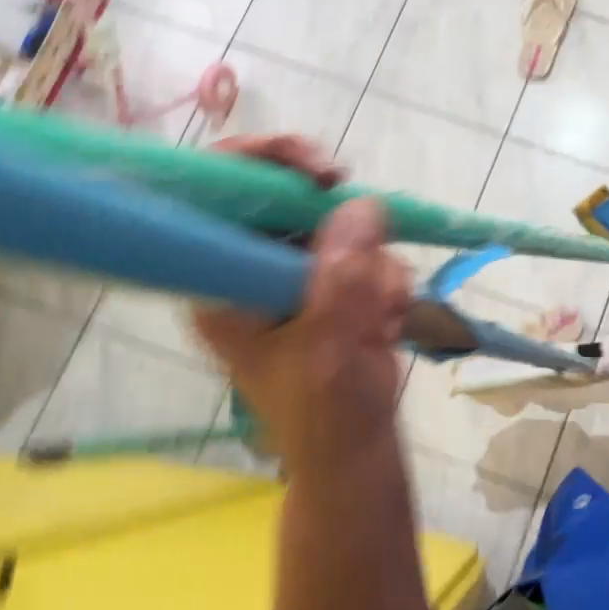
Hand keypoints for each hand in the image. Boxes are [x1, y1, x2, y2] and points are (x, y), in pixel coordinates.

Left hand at [191, 136, 410, 464]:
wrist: (358, 447)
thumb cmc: (323, 413)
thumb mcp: (328, 347)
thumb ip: (342, 277)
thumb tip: (363, 204)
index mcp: (219, 278)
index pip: (219, 190)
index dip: (263, 162)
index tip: (322, 172)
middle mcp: (251, 266)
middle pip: (288, 195)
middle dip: (343, 222)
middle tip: (374, 221)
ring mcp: (296, 274)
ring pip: (343, 225)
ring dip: (375, 268)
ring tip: (379, 320)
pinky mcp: (333, 283)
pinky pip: (372, 253)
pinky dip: (389, 283)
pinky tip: (387, 324)